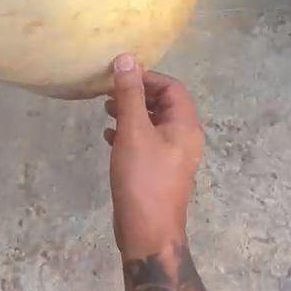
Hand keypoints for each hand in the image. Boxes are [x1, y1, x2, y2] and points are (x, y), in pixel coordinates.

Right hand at [102, 53, 203, 258]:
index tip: (118, 78)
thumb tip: (127, 59)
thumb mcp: (133, 130)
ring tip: (105, 111)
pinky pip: (146, 141)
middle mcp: (184, 138)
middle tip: (109, 93)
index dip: (147, 77)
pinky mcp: (159, 170)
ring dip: (130, 112)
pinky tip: (109, 137)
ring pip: (153, 122)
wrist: (147, 231)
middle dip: (136, 94)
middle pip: (164, 103)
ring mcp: (173, 156)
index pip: (172, 87)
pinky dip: (129, 133)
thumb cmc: (142, 176)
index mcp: (185, 126)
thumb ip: (129, 94)